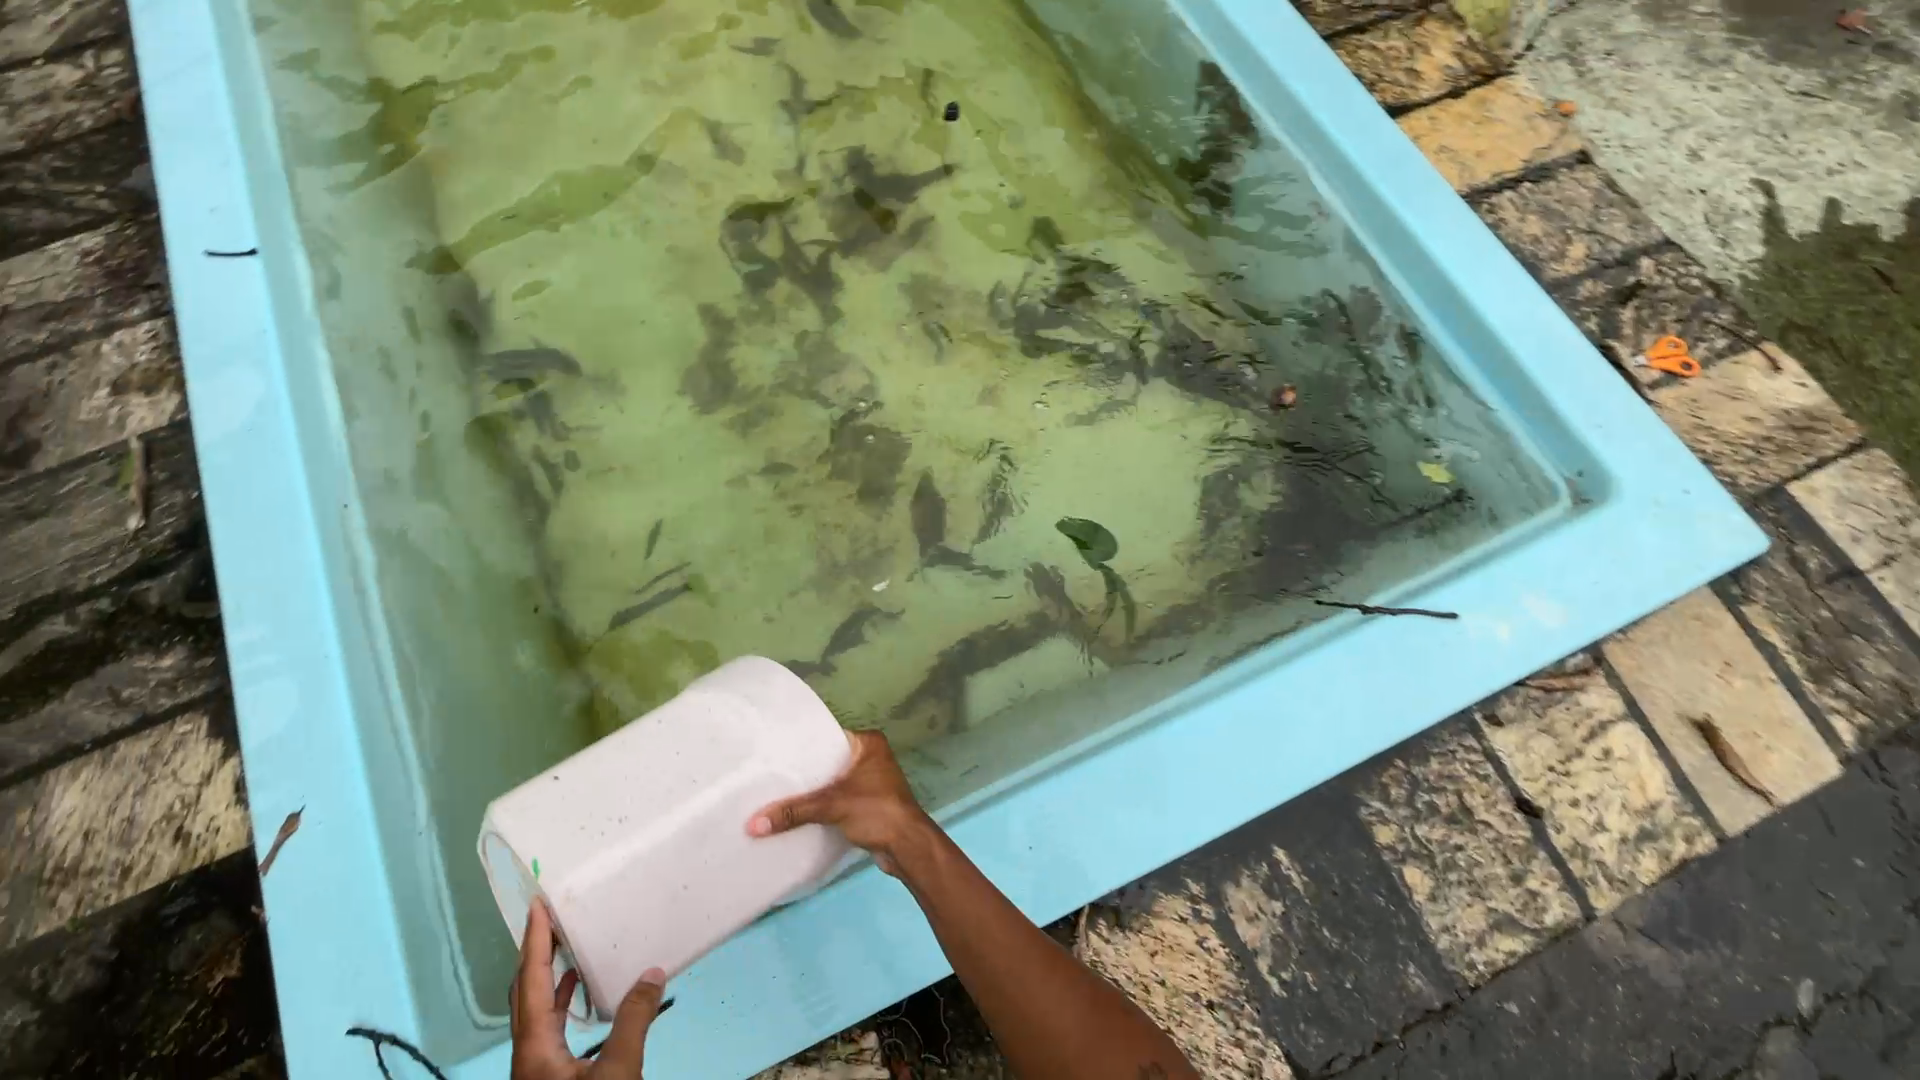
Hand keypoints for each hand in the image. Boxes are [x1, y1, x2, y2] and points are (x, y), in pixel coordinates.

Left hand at [510, 901, 665, 1079]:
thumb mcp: (618, 1073)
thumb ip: (634, 1020)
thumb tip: (653, 971)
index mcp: (535, 1048)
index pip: (530, 982)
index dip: (535, 943)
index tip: (537, 906)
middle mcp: (528, 1057)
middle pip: (524, 995)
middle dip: (536, 956)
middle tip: (552, 919)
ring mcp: (536, 1072)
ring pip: (535, 1013)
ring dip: (549, 978)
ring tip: (571, 949)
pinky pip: (550, 1029)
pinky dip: (562, 1004)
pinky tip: (581, 998)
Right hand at [747, 730, 934, 875]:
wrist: (906, 847)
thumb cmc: (876, 812)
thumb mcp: (832, 806)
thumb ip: (794, 812)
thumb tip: (753, 825)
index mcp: (868, 743)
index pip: (828, 735)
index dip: (803, 744)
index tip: (774, 751)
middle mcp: (870, 756)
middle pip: (828, 760)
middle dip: (804, 770)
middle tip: (770, 774)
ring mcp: (870, 780)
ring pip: (832, 781)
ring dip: (812, 790)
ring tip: (777, 792)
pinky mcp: (867, 803)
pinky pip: (837, 798)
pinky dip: (821, 805)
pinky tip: (797, 811)